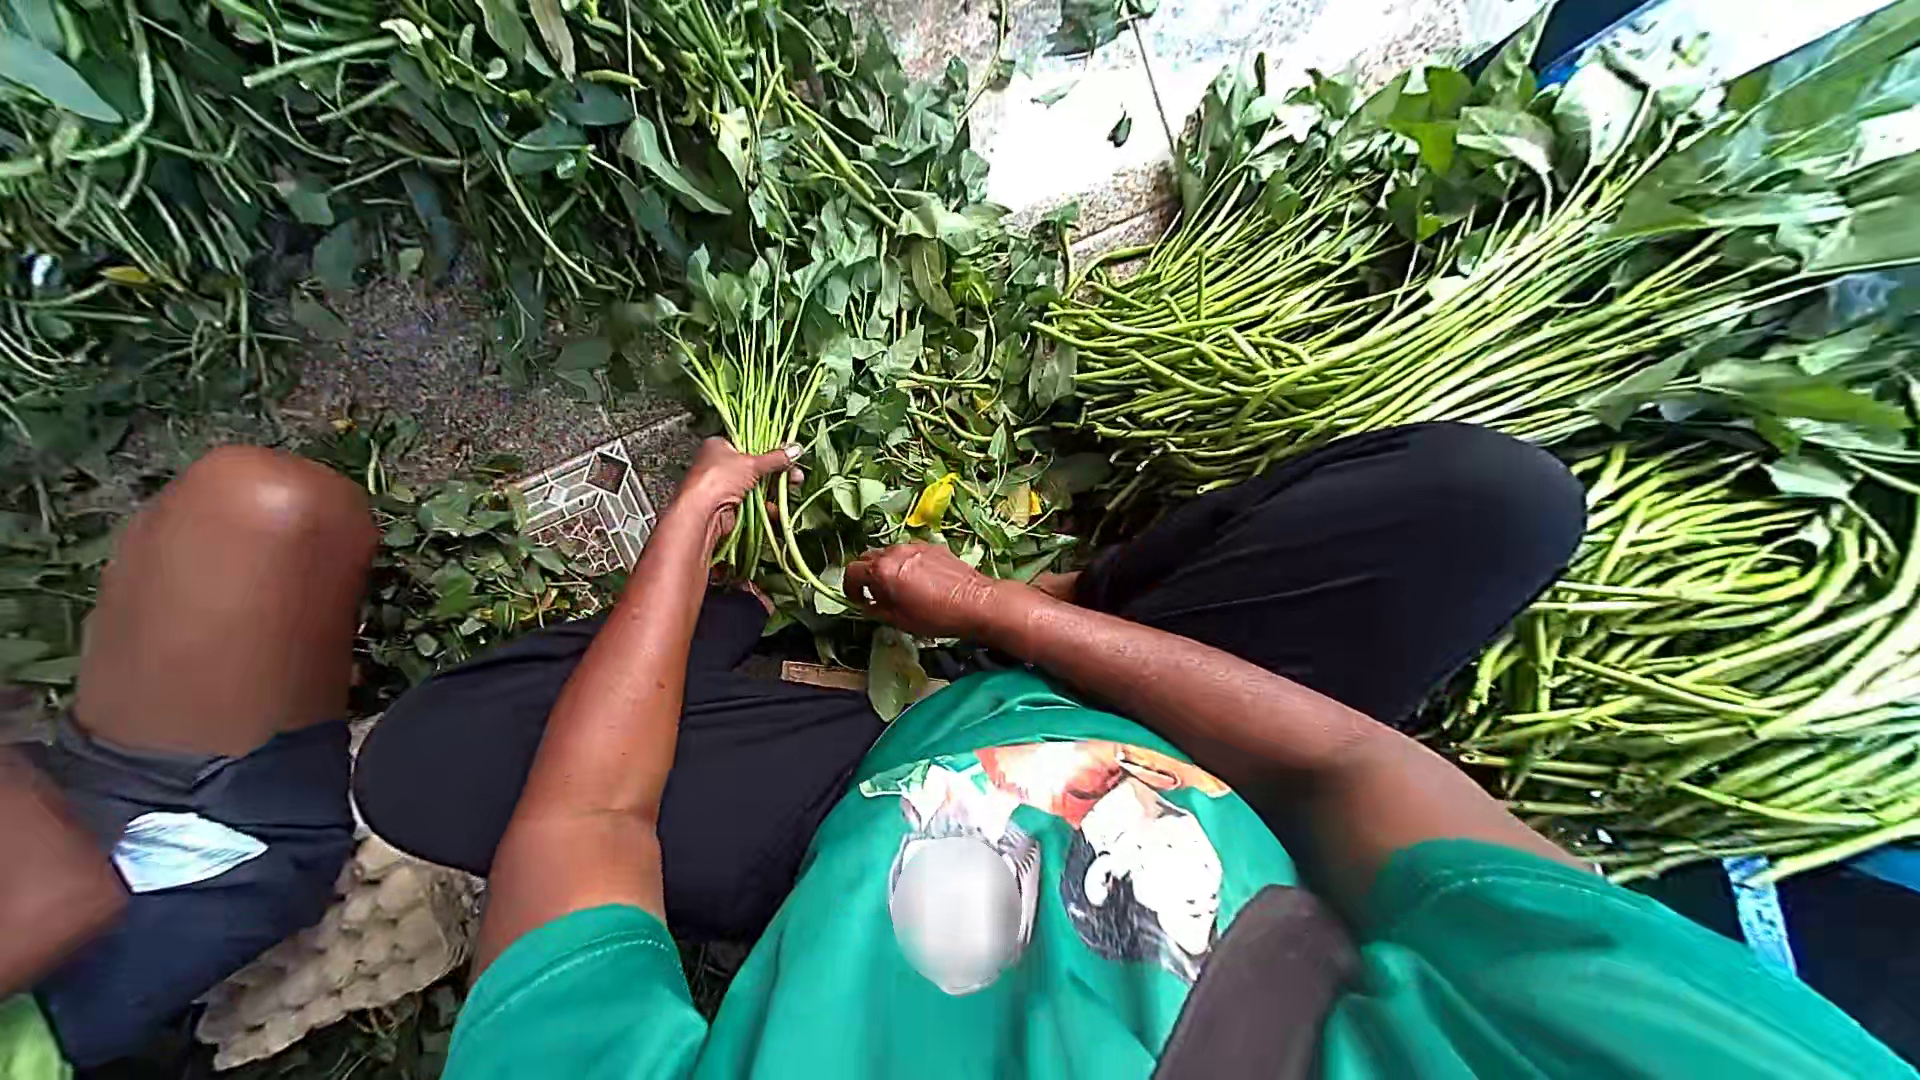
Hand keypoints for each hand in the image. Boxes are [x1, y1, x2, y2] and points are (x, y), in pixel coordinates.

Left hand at [671, 438, 802, 549]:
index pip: (751, 442)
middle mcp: (721, 463)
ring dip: (777, 487)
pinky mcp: (732, 504)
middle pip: (757, 465)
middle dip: (779, 470)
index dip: (771, 447)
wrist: (702, 513)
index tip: (789, 452)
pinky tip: (780, 506)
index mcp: (719, 445)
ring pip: (758, 484)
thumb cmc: (717, 479)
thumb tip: (795, 449)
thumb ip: (776, 458)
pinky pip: (755, 501)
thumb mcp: (751, 463)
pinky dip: (768, 504)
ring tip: (793, 486)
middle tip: (795, 473)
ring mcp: (727, 485)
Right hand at [845, 543, 1024, 638]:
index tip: (857, 600)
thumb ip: (877, 609)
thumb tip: (868, 605)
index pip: (852, 572)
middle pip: (868, 558)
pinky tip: (918, 579)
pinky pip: (909, 551)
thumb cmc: (936, 616)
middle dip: (867, 575)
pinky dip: (905, 562)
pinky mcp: (932, 545)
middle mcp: (895, 552)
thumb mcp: (899, 620)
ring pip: (889, 553)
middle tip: (876, 594)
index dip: (850, 588)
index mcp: (882, 570)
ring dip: (886, 567)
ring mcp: (914, 546)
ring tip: (899, 587)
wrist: (976, 602)